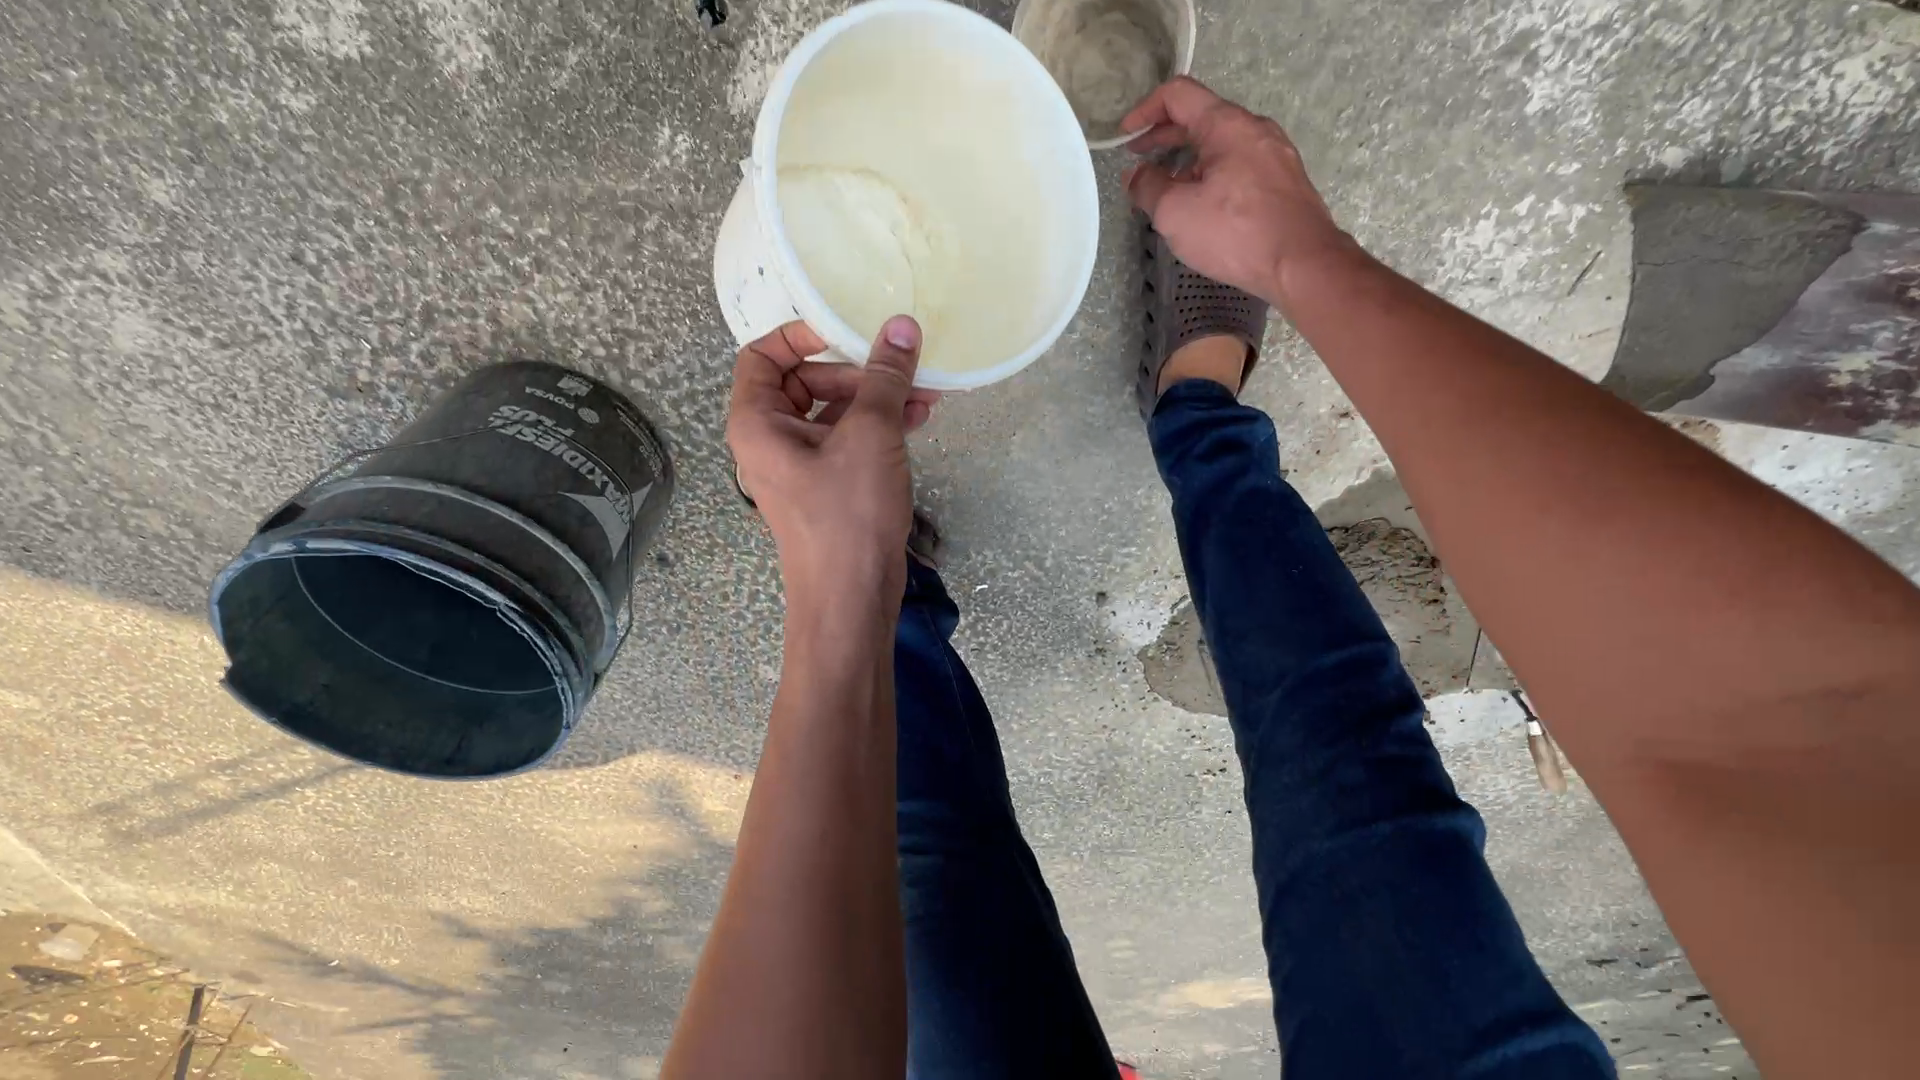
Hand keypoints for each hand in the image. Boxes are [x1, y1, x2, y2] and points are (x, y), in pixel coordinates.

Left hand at [726, 316, 938, 612]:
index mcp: (757, 422)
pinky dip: (880, 427)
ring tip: (926, 394)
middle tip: (899, 375)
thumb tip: (903, 325)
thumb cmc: (848, 514)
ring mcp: (801, 465)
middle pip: (806, 380)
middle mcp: (772, 440)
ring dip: (878, 399)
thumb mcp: (870, 435)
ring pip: (836, 412)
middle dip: (857, 372)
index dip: (801, 334)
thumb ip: (885, 377)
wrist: (852, 597)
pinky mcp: (828, 486)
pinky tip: (919, 419)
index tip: (847, 330)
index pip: (763, 355)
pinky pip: (850, 441)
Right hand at [1121, 77, 1354, 304]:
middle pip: (1201, 117)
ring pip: (1221, 144)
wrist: (1301, 263)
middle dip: (1164, 136)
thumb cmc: (1234, 232)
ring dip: (1188, 159)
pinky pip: (1239, 165)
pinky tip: (1202, 204)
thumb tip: (1136, 176)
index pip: (1178, 95)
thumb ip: (1148, 188)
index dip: (1144, 110)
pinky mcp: (1283, 181)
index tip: (1125, 135)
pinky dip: (1212, 174)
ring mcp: (1274, 154)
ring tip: (1166, 188)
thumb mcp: (1175, 212)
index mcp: (1227, 125)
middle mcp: (1255, 129)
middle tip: (1138, 158)